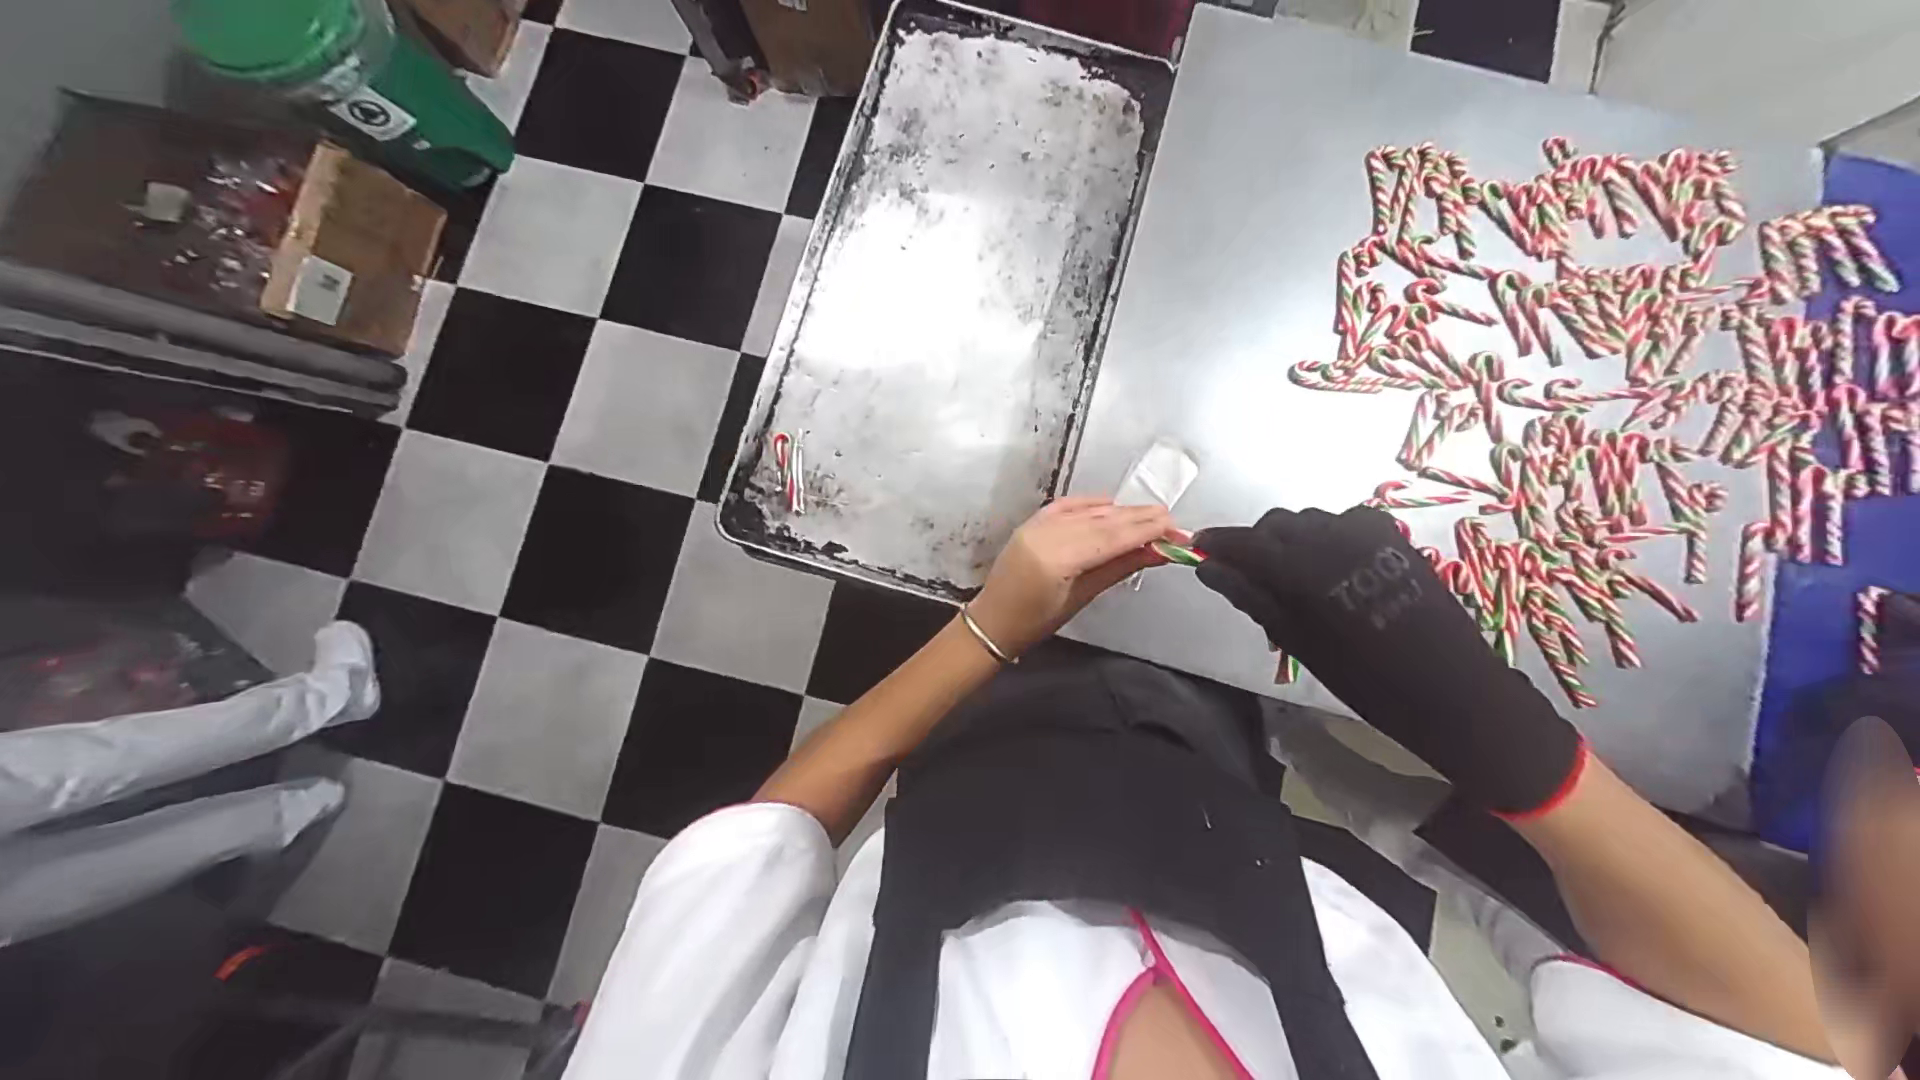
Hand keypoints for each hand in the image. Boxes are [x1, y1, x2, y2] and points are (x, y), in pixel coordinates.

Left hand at [966, 497, 1173, 658]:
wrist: (993, 620)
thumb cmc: (1036, 621)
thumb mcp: (1082, 597)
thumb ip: (1120, 568)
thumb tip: (1157, 551)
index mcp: (1057, 558)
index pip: (1111, 537)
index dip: (1146, 530)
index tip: (1175, 528)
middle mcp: (1046, 533)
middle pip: (1102, 521)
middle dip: (1139, 519)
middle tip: (1172, 521)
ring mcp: (1036, 524)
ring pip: (1087, 512)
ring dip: (1121, 512)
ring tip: (1152, 515)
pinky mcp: (1032, 521)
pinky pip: (1068, 506)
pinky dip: (1092, 504)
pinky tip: (1112, 505)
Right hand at [1194, 507, 1583, 816]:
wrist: (1453, 691)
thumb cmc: (1366, 679)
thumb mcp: (1297, 641)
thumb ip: (1250, 597)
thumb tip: (1208, 569)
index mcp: (1306, 567)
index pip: (1246, 542)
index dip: (1218, 543)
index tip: (1198, 547)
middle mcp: (1335, 536)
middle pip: (1276, 525)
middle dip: (1254, 544)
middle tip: (1245, 578)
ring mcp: (1369, 532)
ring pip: (1309, 521)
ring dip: (1288, 541)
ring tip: (1289, 579)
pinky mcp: (1393, 537)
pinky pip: (1342, 523)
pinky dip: (1323, 537)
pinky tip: (1327, 566)